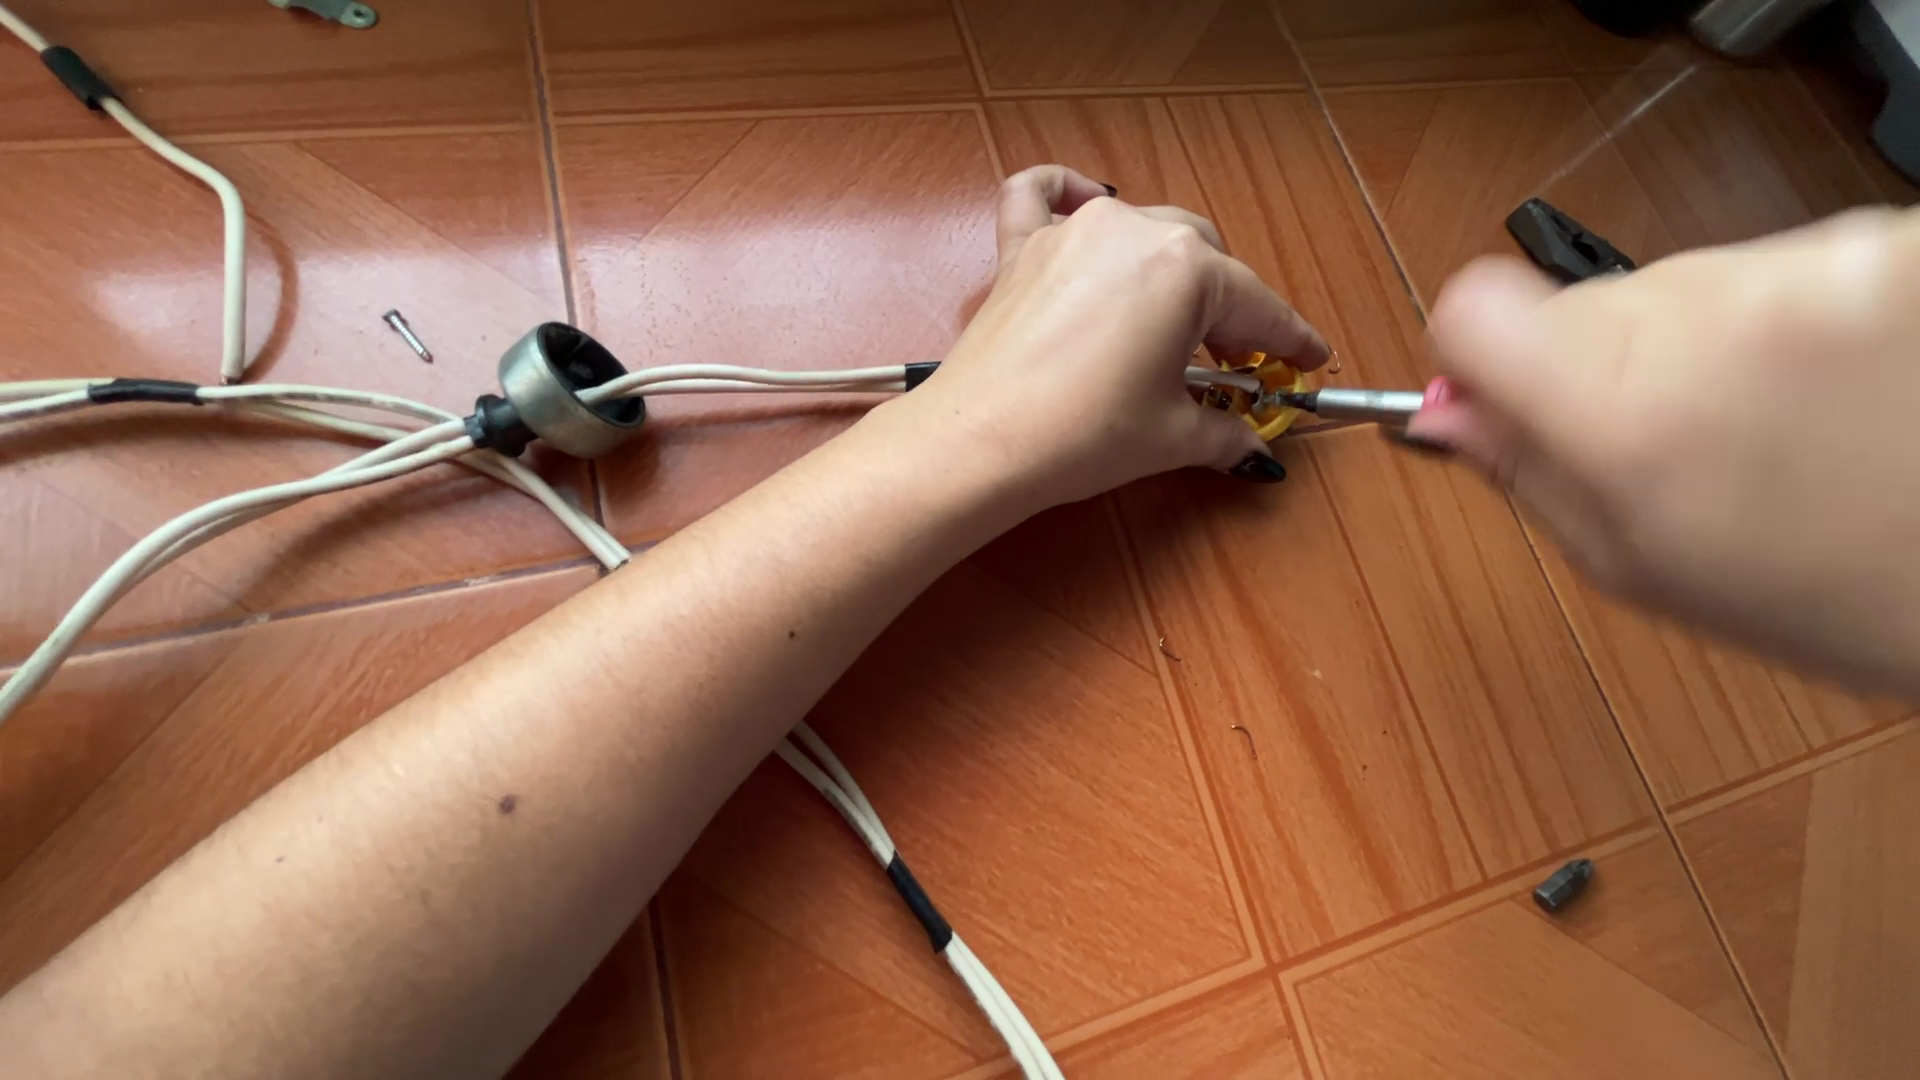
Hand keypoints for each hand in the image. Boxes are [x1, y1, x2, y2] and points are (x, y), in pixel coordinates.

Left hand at [879, 164, 1328, 512]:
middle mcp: (1133, 232)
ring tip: (1170, 319)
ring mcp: (1070, 234)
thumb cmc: (1084, 437)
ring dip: (1167, 269)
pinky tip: (1083, 202)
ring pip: (1141, 230)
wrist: (981, 444)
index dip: (1288, 339)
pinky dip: (1063, 191)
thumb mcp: (1170, 438)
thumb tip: (1252, 449)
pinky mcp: (1020, 251)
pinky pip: (1039, 195)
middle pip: (1202, 261)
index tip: (1308, 358)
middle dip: (1225, 310)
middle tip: (1230, 361)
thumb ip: (1224, 434)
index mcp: (1187, 271)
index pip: (1256, 306)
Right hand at [1412, 207, 1919, 696]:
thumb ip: (1522, 470)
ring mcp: (1821, 266)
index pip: (1473, 311)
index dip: (1468, 349)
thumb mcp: (1632, 559)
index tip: (1497, 387)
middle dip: (1591, 361)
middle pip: (1576, 301)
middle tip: (1660, 433)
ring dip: (1690, 341)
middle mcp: (1712, 315)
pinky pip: (1775, 266)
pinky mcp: (1899, 240)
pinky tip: (1834, 386)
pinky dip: (1780, 320)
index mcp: (1623, 410)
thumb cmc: (1832, 595)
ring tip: (1766, 417)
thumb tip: (1442, 411)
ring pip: (1673, 282)